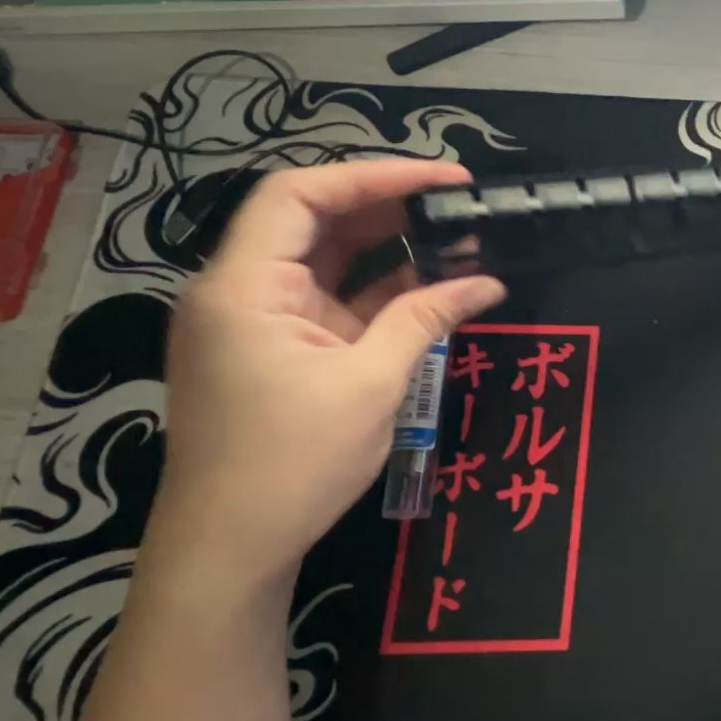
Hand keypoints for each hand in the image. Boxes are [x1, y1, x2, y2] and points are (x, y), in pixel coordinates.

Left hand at [156, 161, 504, 592]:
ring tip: (462, 240)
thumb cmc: (293, 461)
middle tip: (463, 204)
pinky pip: (335, 302)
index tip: (446, 178)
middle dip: (392, 208)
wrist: (233, 545)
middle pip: (316, 221)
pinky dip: (383, 292)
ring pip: (330, 261)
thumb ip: (426, 320)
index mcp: (244, 285)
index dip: (376, 175)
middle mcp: (243, 290)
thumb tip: (488, 283)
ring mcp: (262, 321)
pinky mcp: (282, 349)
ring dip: (393, 250)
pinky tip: (436, 288)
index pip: (301, 195)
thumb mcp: (372, 383)